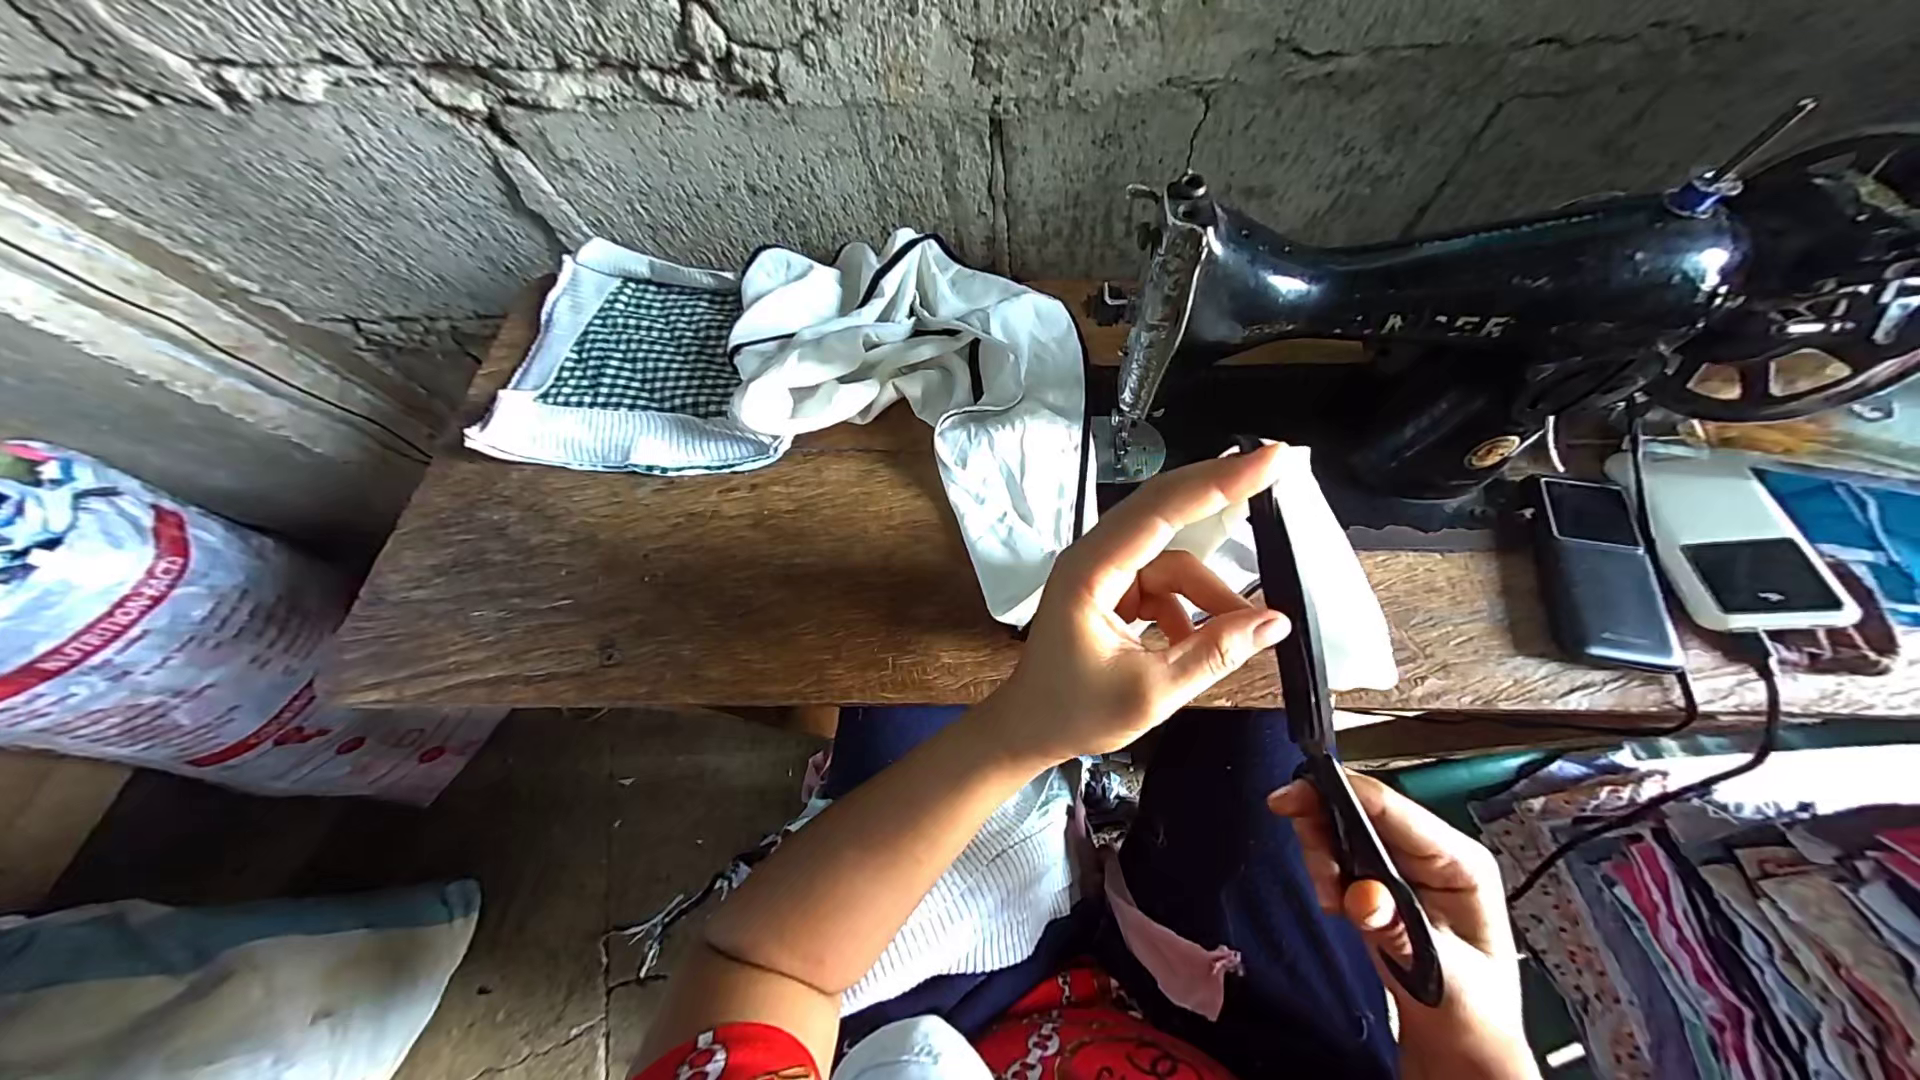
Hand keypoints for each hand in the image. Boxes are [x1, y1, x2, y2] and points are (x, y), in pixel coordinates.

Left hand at [988, 444, 1291, 763]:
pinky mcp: (1111, 589)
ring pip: (1174, 561)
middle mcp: (1093, 559)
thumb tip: (1273, 622)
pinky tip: (1193, 644)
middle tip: (1275, 475)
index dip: (1217, 481)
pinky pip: (1164, 583)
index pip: (1160, 511)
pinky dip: (1190, 608)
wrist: (1030, 727)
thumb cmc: (1073, 711)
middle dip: (1219, 496)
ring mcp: (1102, 572)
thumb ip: (1214, 653)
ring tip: (1238, 632)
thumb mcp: (1151, 691)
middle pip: (1164, 512)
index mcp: (1090, 571)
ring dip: (1209, 592)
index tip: (1268, 459)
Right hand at [1270, 771, 1537, 1079]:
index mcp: (1459, 861)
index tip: (1294, 796)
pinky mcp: (1376, 870)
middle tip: (1315, 866)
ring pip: (1339, 821)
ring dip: (1319, 851)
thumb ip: (1399, 930)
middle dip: (1322, 828)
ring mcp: (1401, 858)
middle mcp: (1428, 849)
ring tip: (1329, 896)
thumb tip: (1362, 893)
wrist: (1456, 1041)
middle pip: (1358, 807)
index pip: (1391, 807)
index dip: (1340, 793)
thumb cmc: (1466, 1011)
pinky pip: (1335, 844)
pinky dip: (1321, 864)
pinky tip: (1331, 896)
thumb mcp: (1443, 976)